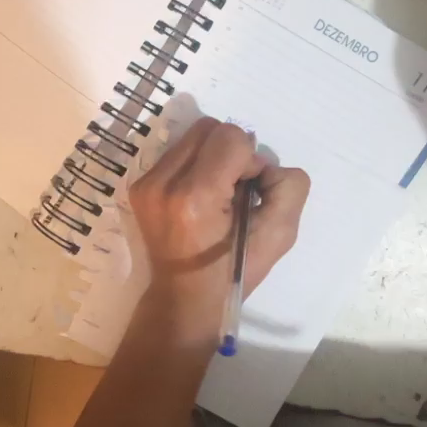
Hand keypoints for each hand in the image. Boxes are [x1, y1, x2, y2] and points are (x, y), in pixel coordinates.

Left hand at [129, 118, 309, 319]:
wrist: (184, 298)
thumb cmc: (233, 271)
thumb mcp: (279, 235)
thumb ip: (287, 187)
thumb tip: (262, 163)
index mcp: (196, 198)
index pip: (231, 138)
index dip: (251, 160)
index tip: (250, 191)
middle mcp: (163, 184)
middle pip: (209, 128)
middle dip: (231, 151)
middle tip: (236, 187)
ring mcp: (146, 184)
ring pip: (192, 137)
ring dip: (212, 156)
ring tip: (217, 192)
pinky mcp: (139, 186)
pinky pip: (176, 153)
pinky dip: (195, 165)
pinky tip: (199, 197)